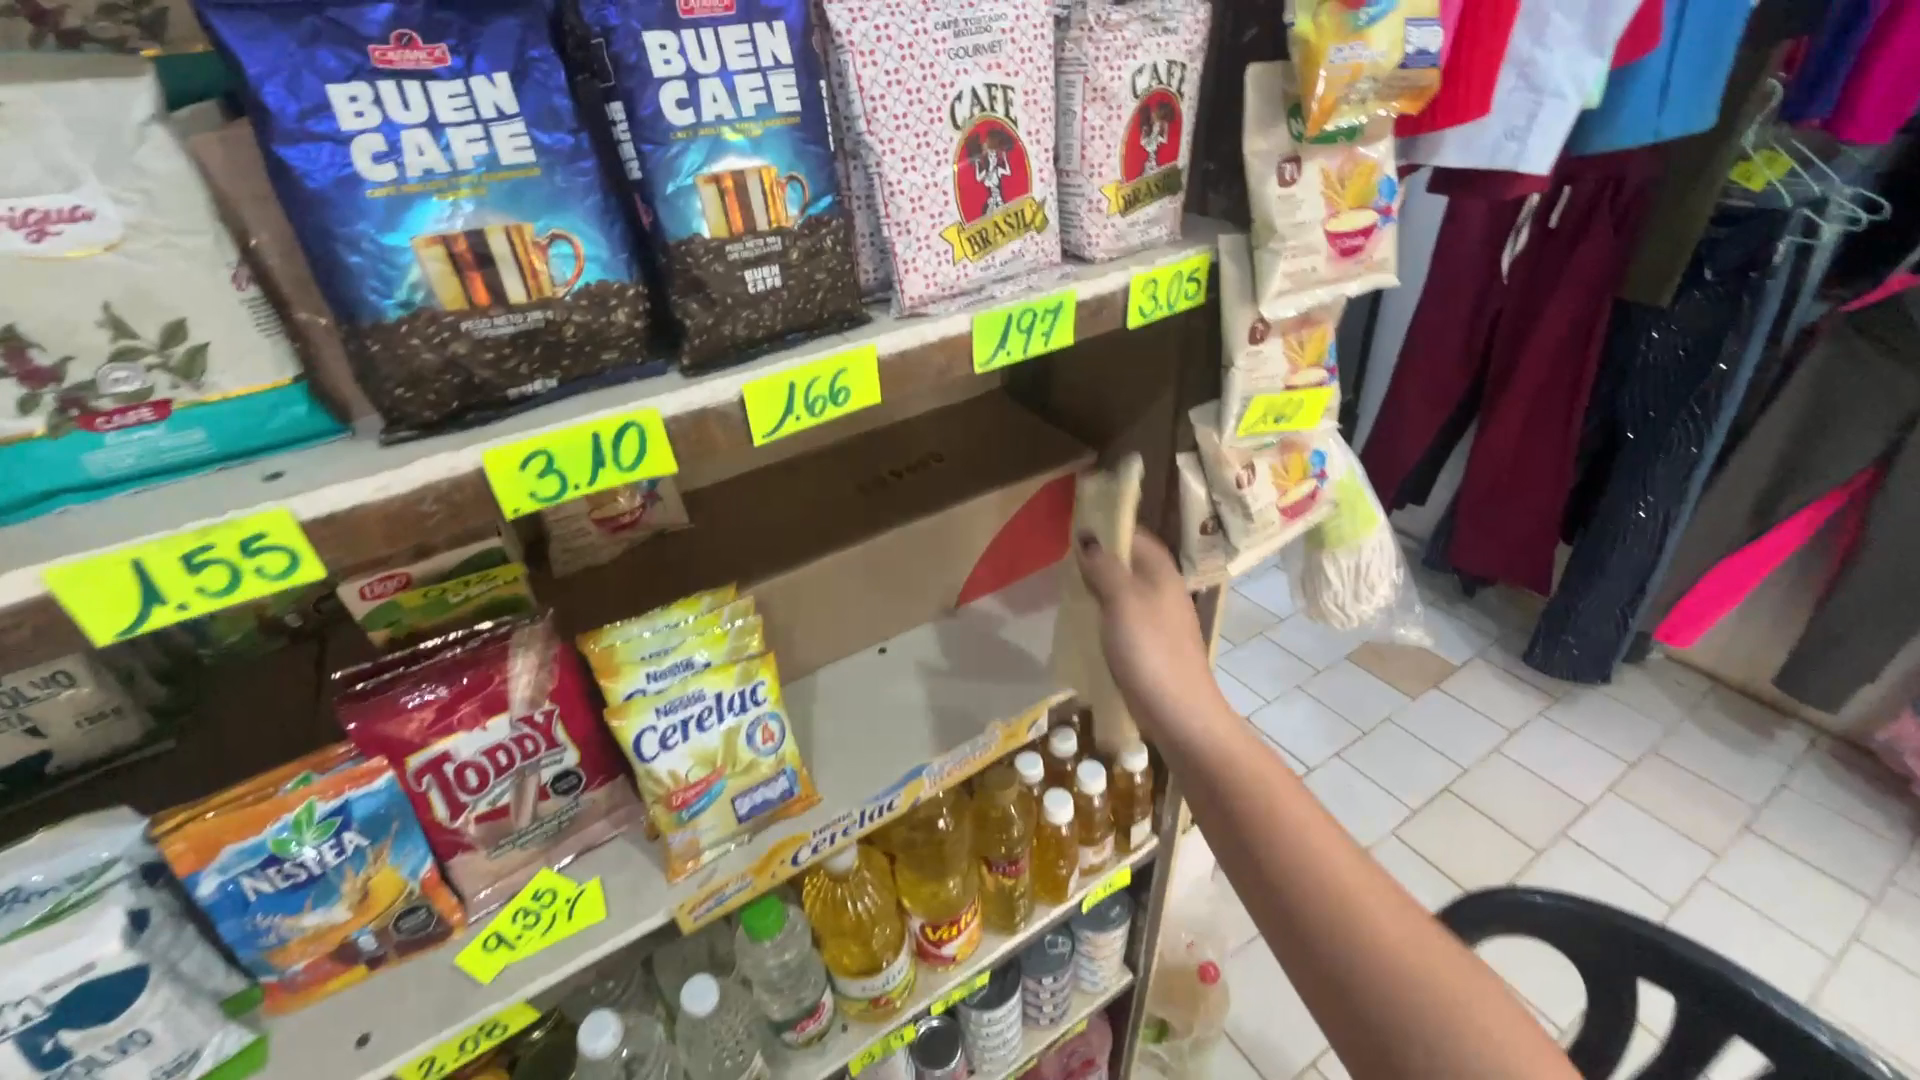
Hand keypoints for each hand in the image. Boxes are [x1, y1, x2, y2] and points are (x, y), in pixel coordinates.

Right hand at [1075, 529, 1231, 741]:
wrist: (1177, 711)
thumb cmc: (1150, 650)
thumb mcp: (1122, 600)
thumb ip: (1104, 566)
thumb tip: (1087, 538)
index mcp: (1161, 571)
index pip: (1134, 534)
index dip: (1106, 527)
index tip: (1073, 528)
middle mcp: (1162, 588)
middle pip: (1127, 562)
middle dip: (1096, 559)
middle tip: (1061, 560)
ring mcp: (1156, 618)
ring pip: (1122, 591)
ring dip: (1096, 588)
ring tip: (1064, 588)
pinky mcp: (1148, 644)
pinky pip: (1120, 617)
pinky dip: (1101, 614)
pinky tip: (1080, 621)